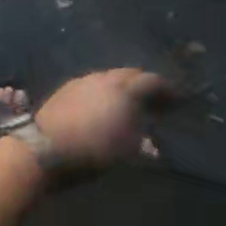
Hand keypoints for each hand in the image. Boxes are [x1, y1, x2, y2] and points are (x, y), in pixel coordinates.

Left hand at [33, 68, 179, 170]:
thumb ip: (142, 132)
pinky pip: (93, 82)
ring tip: (132, 103)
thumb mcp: (129, 147)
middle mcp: (103, 78)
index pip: (152, 81)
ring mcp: (82, 81)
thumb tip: (150, 129)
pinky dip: (106, 89)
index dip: (168, 90)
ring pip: (110, 76)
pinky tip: (106, 104)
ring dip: (124, 86)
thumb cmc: (94, 151)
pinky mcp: (66, 88)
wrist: (46, 146)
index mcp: (124, 89)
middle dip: (145, 84)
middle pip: (130, 74)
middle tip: (157, 100)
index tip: (179, 99)